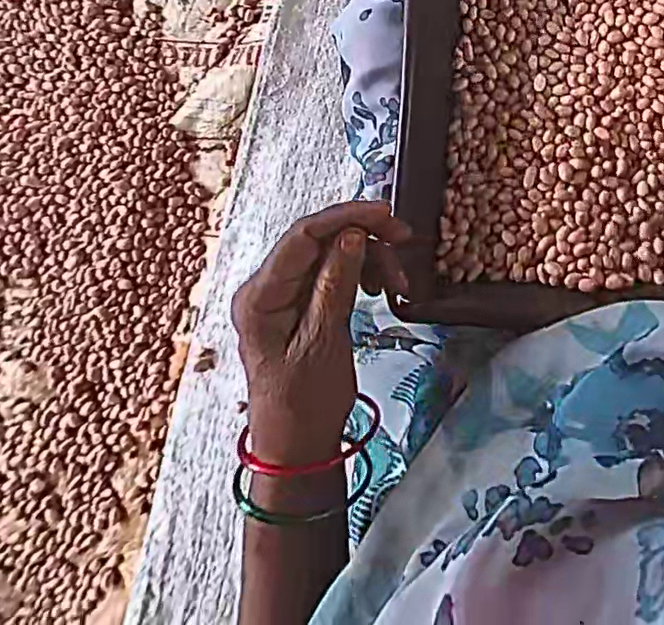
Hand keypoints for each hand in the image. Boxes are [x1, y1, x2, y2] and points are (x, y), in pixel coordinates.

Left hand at [233, 201, 410, 466]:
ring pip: (333, 251)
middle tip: (403, 240)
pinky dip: (363, 272)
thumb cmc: (304, 406)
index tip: (385, 215)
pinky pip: (336, 270)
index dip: (345, 217)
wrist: (298, 448)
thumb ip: (335, 285)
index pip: (302, 236)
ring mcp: (285, 293)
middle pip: (319, 239)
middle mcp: (268, 286)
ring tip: (396, 284)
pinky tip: (381, 289)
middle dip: (364, 235)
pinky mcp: (303, 301)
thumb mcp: (323, 344)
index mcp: (261, 297)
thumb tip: (352, 234)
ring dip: (370, 257)